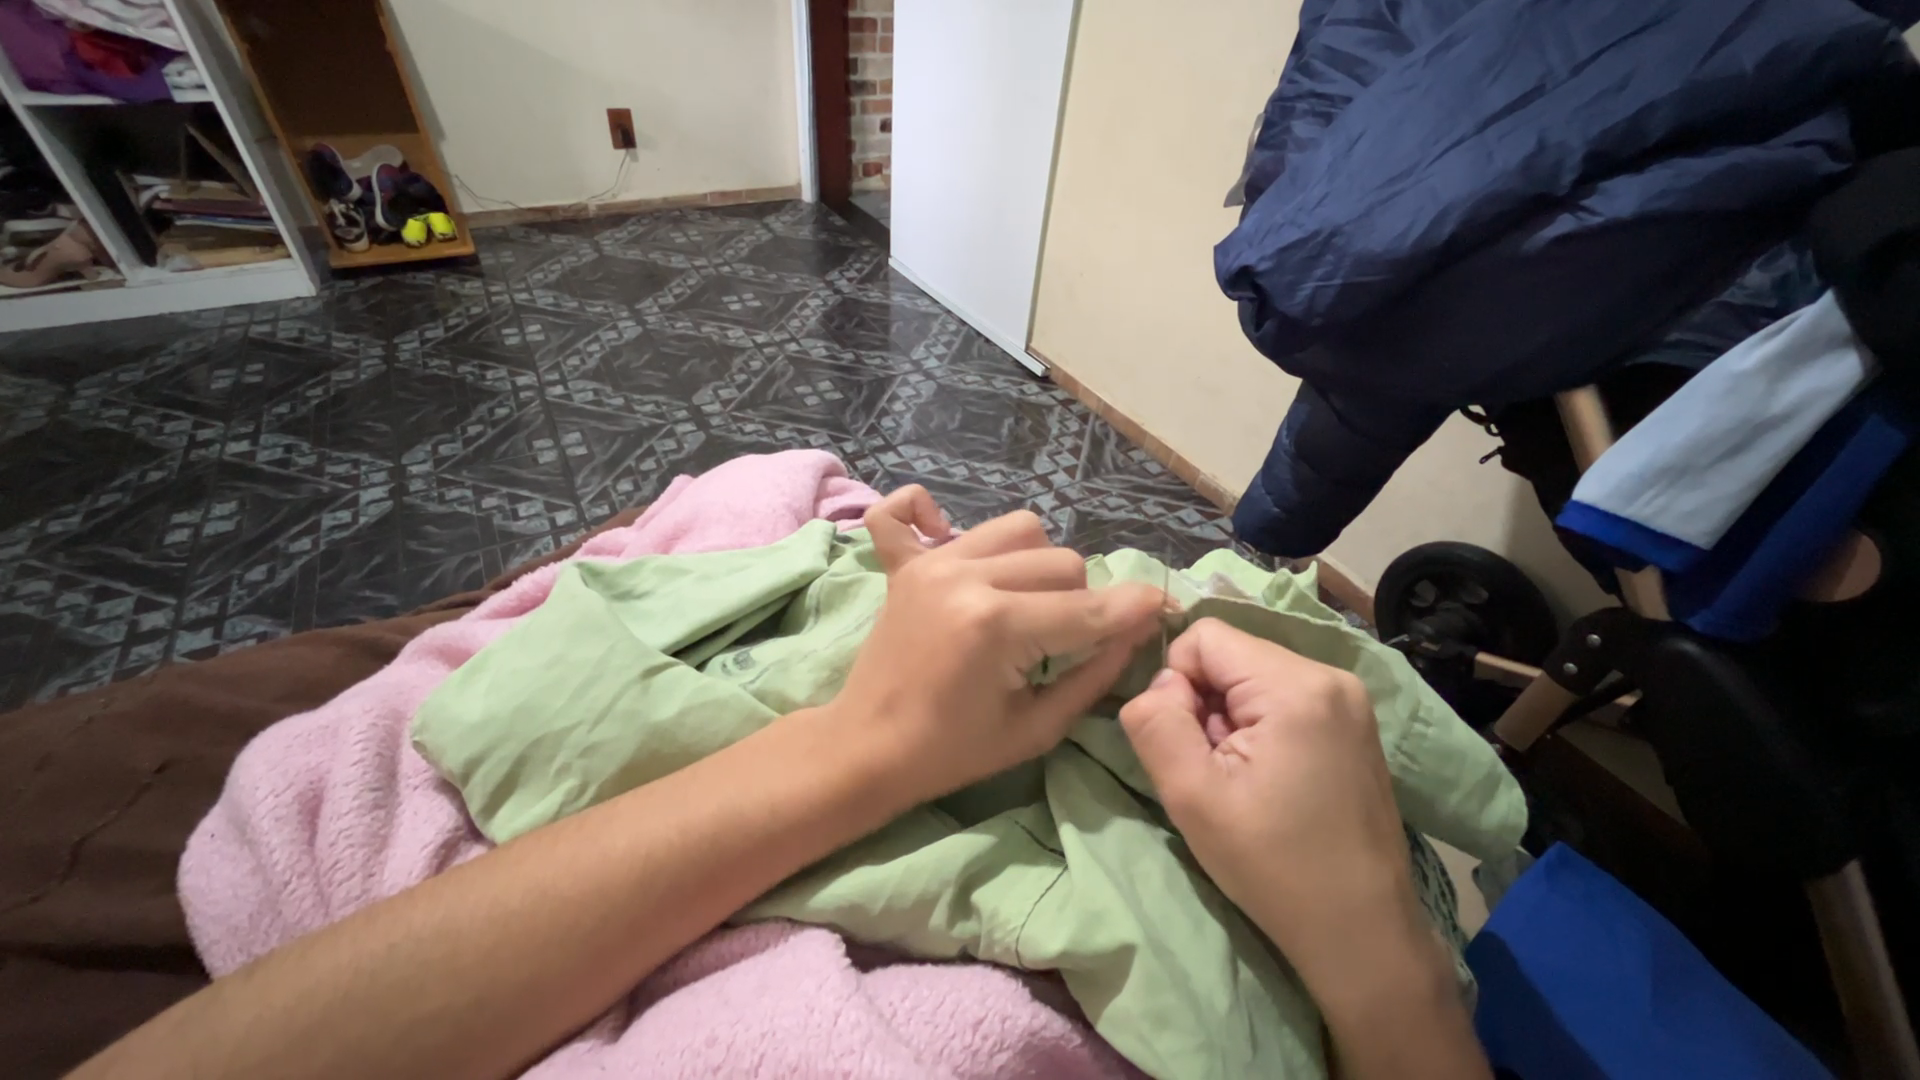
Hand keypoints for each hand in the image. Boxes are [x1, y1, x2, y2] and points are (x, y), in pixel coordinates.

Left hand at [827, 486, 1164, 807]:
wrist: (867, 750)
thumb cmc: (953, 752)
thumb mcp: (1037, 727)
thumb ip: (1095, 672)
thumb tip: (1141, 627)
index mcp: (997, 625)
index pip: (1087, 607)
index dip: (1136, 610)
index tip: (1166, 609)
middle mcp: (965, 577)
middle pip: (1061, 561)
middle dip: (1082, 601)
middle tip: (1066, 641)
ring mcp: (931, 564)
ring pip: (1018, 529)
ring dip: (1036, 562)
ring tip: (1023, 603)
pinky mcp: (904, 564)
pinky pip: (904, 510)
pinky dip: (928, 512)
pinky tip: (945, 537)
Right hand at [1117, 618, 1419, 978]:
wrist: (1360, 932)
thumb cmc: (1271, 865)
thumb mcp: (1190, 795)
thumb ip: (1154, 721)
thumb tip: (1158, 686)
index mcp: (1295, 685)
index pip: (1204, 635)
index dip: (1176, 682)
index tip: (1190, 744)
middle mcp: (1331, 676)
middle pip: (1231, 654)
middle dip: (1205, 702)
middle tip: (1216, 769)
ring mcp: (1349, 700)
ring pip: (1252, 676)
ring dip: (1229, 718)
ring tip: (1242, 778)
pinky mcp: (1353, 723)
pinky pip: (1281, 696)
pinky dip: (1258, 726)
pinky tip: (1267, 778)